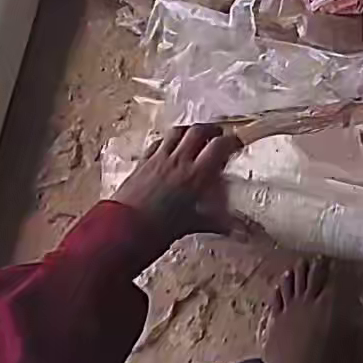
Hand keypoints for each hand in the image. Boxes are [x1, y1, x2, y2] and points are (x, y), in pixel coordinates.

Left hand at [111, 124, 242, 242]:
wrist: (123, 228)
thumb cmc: (159, 229)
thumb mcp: (194, 224)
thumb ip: (218, 223)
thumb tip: (239, 233)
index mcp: (195, 174)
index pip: (219, 146)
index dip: (231, 141)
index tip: (237, 143)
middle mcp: (178, 161)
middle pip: (198, 131)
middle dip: (211, 129)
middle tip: (218, 134)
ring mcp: (158, 158)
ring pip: (176, 132)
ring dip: (189, 130)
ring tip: (195, 135)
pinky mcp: (142, 162)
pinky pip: (157, 143)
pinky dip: (166, 141)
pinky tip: (168, 147)